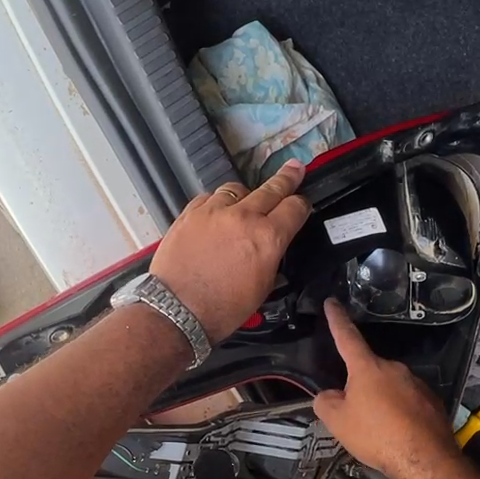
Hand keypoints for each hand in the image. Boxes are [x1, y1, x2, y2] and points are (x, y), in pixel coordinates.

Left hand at [150, 161, 312, 341]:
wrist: (177, 310)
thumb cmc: (223, 309)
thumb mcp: (263, 288)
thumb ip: (272, 258)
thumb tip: (273, 247)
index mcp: (268, 238)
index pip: (295, 208)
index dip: (302, 205)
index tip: (302, 203)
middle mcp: (244, 217)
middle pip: (271, 189)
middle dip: (287, 178)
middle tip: (295, 168)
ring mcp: (214, 211)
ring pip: (237, 189)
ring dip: (246, 195)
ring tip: (247, 202)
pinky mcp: (190, 213)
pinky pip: (210, 198)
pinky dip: (217, 203)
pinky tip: (217, 214)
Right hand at [313, 299, 461, 477]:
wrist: (424, 459)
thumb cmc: (377, 435)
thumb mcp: (337, 422)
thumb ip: (326, 402)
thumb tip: (330, 395)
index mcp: (367, 368)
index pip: (347, 337)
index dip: (336, 319)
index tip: (332, 302)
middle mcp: (394, 368)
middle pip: (370, 371)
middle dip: (361, 387)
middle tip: (356, 414)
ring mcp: (416, 383)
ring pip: (390, 387)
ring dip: (382, 402)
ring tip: (379, 430)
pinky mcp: (432, 400)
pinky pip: (409, 401)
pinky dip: (401, 413)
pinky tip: (399, 433)